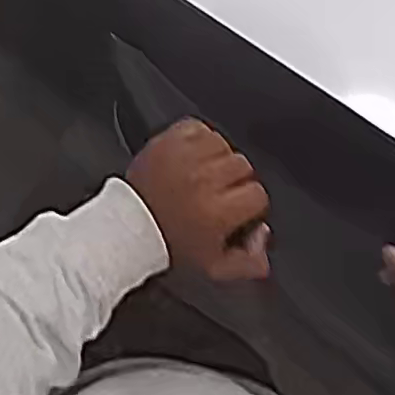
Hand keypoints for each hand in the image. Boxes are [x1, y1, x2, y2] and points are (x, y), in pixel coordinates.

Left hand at [125, 118, 271, 280]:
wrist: (131, 224)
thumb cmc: (171, 243)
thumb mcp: (214, 267)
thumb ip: (249, 260)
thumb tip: (263, 235)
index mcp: (218, 212)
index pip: (258, 193)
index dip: (251, 202)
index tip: (239, 207)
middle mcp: (204, 180)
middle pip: (243, 165)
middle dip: (236, 179)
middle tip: (221, 191)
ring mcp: (186, 156)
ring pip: (222, 144)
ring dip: (218, 156)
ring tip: (206, 171)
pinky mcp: (169, 140)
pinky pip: (198, 127)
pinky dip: (200, 137)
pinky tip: (194, 154)